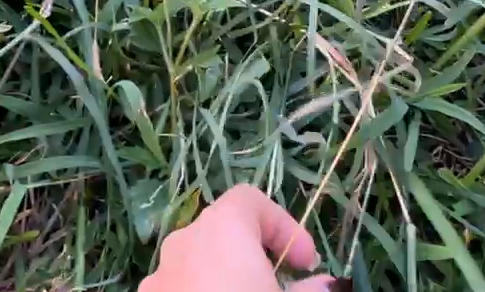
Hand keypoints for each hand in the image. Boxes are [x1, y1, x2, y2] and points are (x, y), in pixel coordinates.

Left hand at [139, 184, 334, 291]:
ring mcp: (157, 280)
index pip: (250, 201)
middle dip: (254, 257)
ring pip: (197, 267)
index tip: (306, 264)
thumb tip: (328, 286)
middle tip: (280, 290)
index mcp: (221, 229)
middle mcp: (183, 243)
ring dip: (224, 283)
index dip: (282, 225)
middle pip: (222, 233)